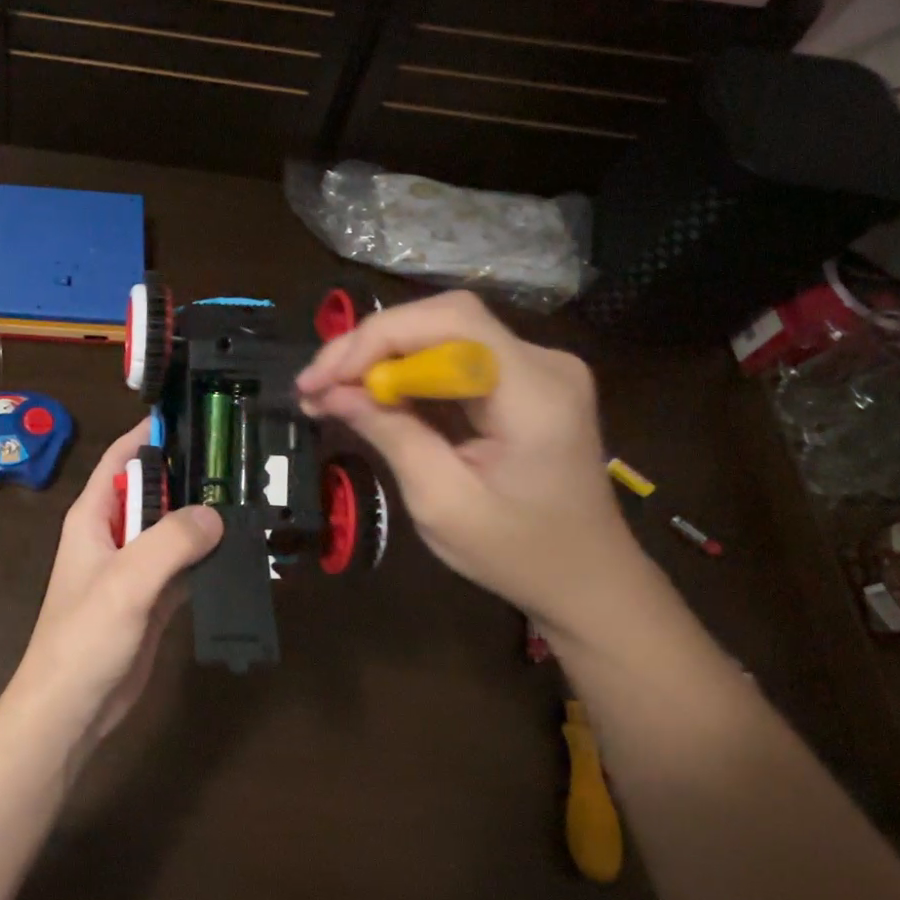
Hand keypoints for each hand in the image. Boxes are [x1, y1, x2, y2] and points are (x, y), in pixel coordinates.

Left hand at [11, 420, 222, 743]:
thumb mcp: (126, 581)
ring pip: (175, 530)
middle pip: (156, 491)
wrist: (72, 707)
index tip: (198, 413)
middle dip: (193, 475)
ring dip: (207, 519)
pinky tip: (246, 550)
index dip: (153, 433)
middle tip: (246, 457)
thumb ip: (170, 542)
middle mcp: (113, 535)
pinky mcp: (154, 600)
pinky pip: (186, 567)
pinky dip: (211, 559)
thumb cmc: (85, 637)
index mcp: (93, 517)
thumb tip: (216, 513)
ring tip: (257, 497)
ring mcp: (135, 569)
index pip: (122, 458)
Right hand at [294, 291, 641, 629]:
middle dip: (369, 346)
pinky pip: (453, 361)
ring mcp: (535, 370)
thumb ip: (391, 435)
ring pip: (442, 336)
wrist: (586, 579)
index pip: (450, 323)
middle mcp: (542, 364)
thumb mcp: (442, 502)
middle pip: (443, 321)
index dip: (377, 339)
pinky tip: (365, 397)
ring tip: (325, 393)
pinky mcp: (521, 384)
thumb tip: (331, 392)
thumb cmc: (517, 553)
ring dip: (379, 359)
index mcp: (534, 393)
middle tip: (313, 386)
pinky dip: (404, 376)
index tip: (322, 381)